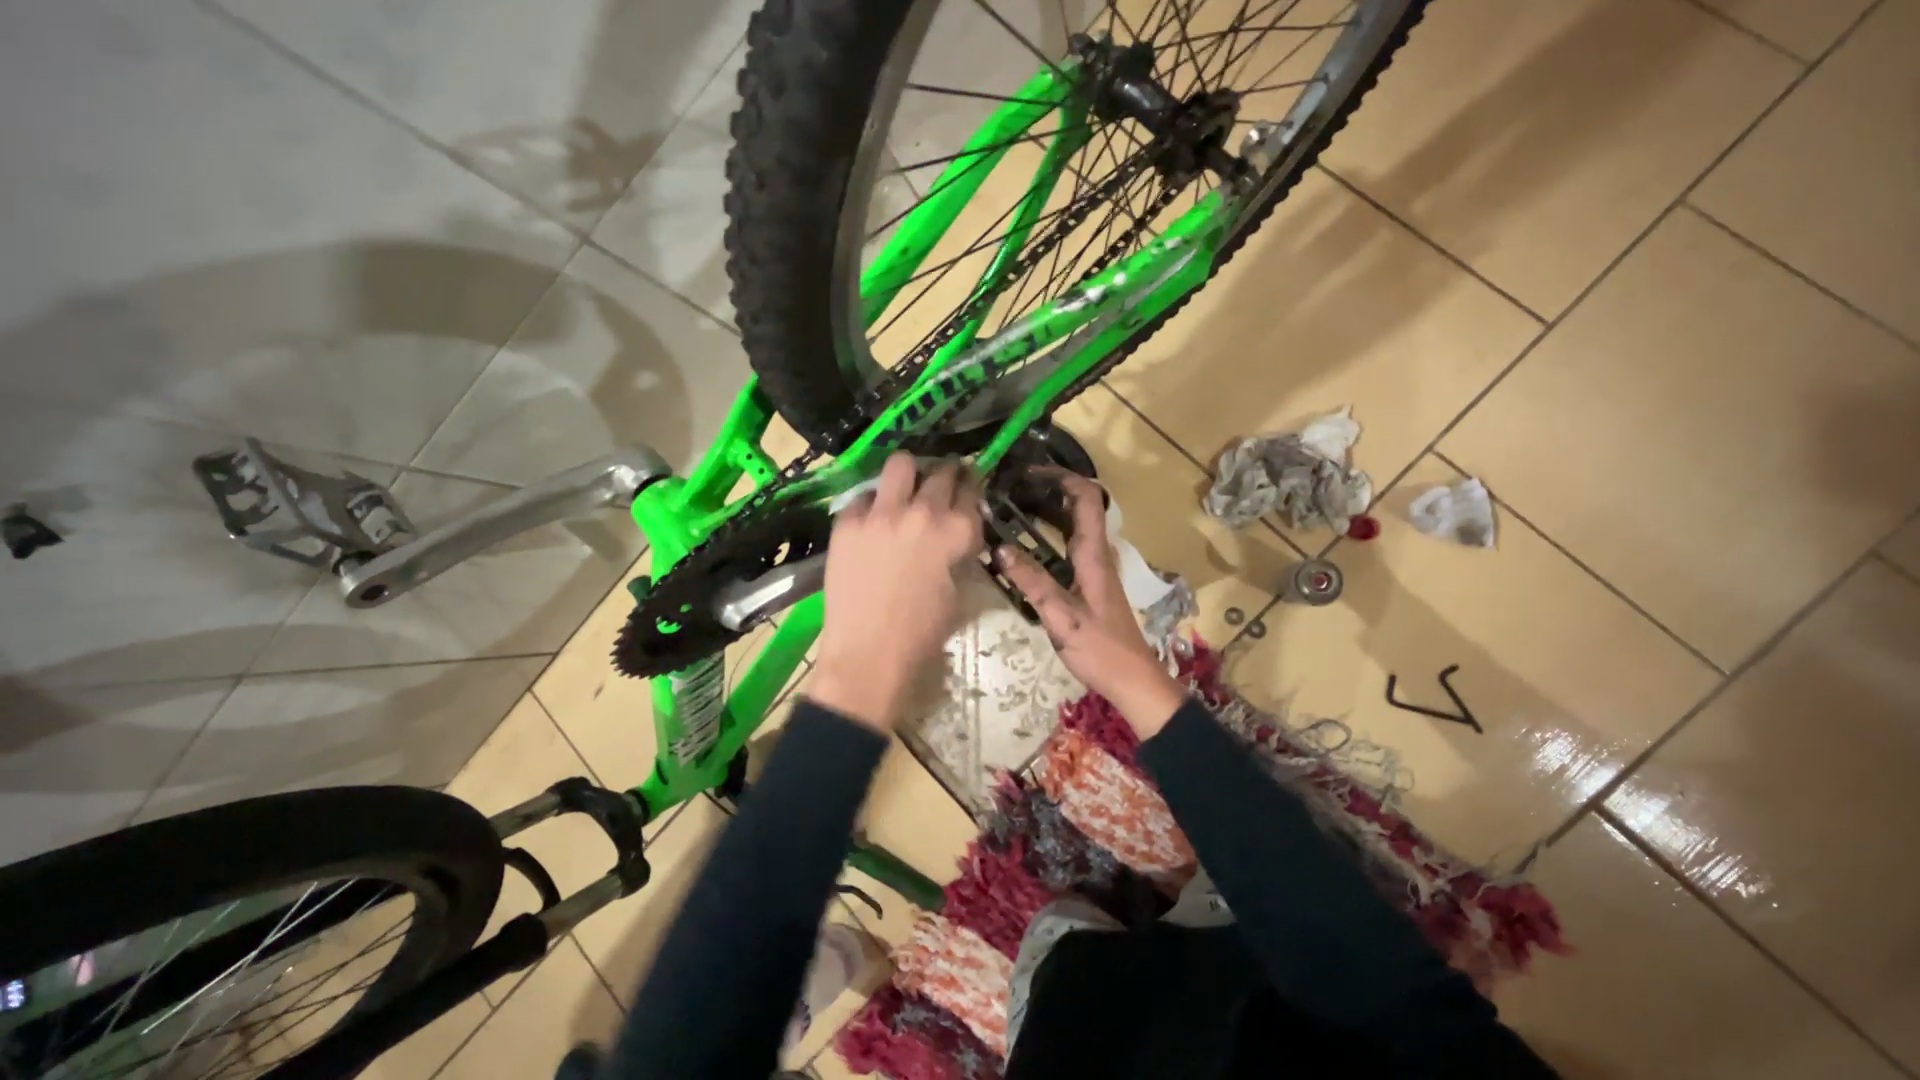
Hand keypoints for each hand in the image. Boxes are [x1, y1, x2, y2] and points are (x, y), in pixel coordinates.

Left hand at [810, 453, 983, 731]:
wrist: (869, 657)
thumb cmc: (922, 637)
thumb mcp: (959, 593)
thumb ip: (960, 555)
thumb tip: (956, 537)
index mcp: (958, 532)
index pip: (972, 490)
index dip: (971, 487)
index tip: (968, 488)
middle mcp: (923, 512)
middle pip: (940, 473)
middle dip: (945, 475)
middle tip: (940, 484)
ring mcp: (881, 513)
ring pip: (899, 464)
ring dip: (907, 473)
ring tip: (904, 486)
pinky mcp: (847, 523)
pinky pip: (862, 496)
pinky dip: (870, 503)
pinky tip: (871, 520)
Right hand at [994, 469, 1185, 738]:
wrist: (1133, 681)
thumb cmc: (1101, 650)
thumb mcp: (1061, 617)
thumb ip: (1032, 582)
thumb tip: (1000, 549)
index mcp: (1094, 555)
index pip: (1086, 498)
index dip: (1062, 477)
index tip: (1028, 472)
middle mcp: (1096, 555)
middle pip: (1078, 507)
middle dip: (1048, 490)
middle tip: (1010, 489)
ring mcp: (1094, 570)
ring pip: (1072, 528)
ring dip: (1046, 513)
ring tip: (1009, 511)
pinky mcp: (1089, 585)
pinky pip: (1067, 548)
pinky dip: (1046, 538)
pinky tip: (1022, 550)